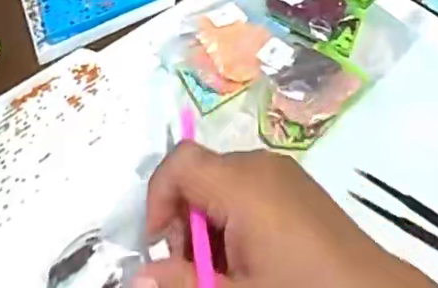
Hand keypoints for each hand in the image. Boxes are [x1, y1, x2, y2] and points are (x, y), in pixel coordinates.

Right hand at [139, 146, 433, 287]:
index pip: (180, 162)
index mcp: (242, 181)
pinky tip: (255, 264)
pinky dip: (237, 222)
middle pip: (200, 175)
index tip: (161, 251)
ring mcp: (282, 172)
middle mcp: (260, 163)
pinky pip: (250, 191)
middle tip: (199, 275)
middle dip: (185, 223)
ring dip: (211, 227)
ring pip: (223, 186)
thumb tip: (139, 276)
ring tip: (229, 275)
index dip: (158, 200)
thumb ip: (185, 283)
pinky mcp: (298, 188)